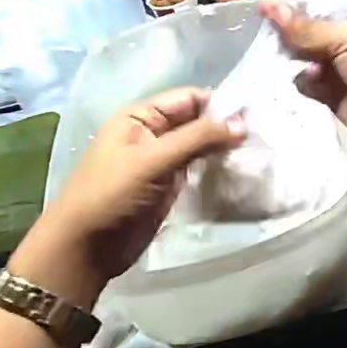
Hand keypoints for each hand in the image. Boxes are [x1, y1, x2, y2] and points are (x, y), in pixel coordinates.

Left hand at [10, 88, 242, 304]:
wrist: (84, 249)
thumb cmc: (111, 195)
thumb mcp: (153, 160)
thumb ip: (198, 138)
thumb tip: (242, 123)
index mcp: (141, 117)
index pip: (189, 98)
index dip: (220, 104)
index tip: (254, 117)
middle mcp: (152, 133)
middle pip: (198, 121)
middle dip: (226, 126)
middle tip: (262, 135)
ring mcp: (162, 161)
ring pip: (202, 145)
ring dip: (225, 148)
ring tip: (256, 152)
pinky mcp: (171, 185)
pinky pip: (200, 168)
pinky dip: (218, 167)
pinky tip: (240, 169)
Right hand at [263, 2, 346, 153]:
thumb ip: (308, 28)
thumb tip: (270, 8)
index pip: (321, 6)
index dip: (295, 6)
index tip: (267, 8)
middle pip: (308, 32)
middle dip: (290, 33)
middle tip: (269, 33)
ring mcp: (339, 69)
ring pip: (302, 58)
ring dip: (296, 58)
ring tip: (299, 59)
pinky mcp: (331, 95)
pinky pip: (306, 83)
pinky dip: (305, 82)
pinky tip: (313, 81)